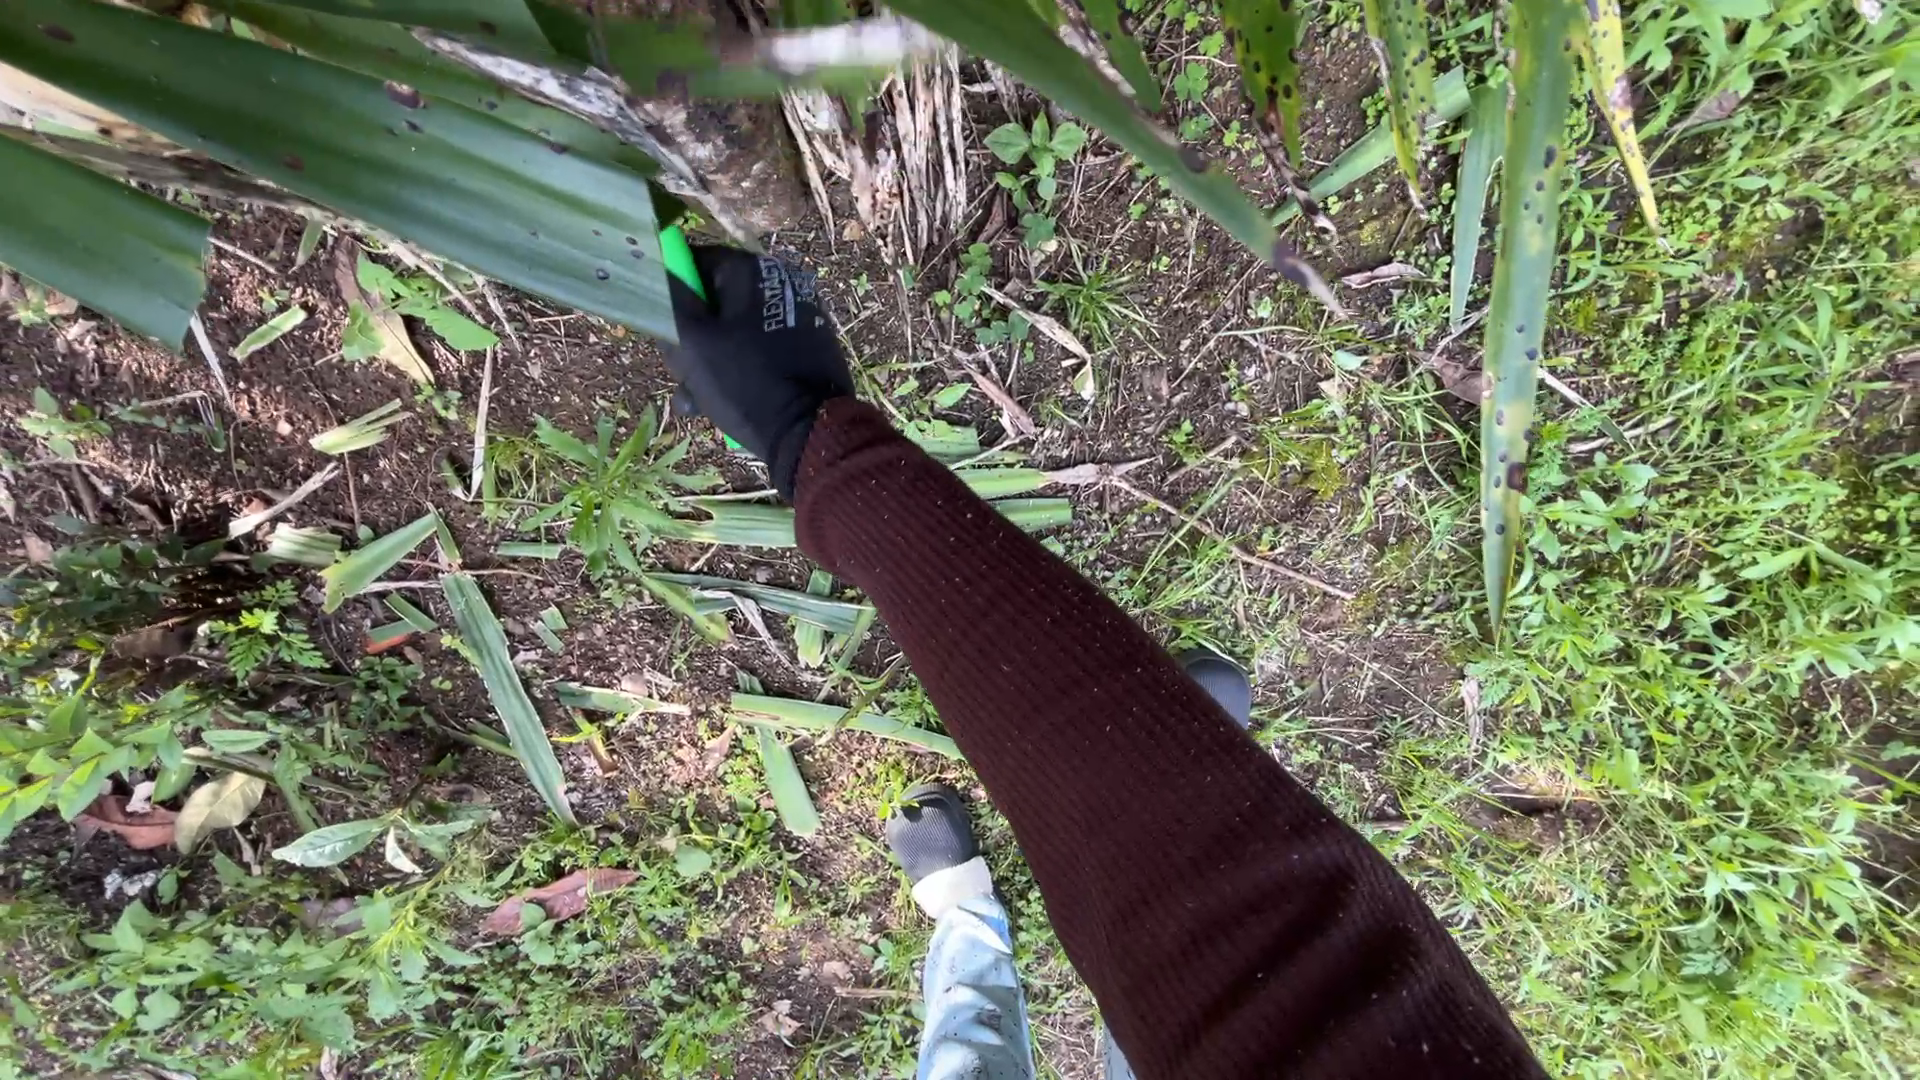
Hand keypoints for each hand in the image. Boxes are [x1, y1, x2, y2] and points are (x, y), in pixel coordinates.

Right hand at [666, 246, 852, 499]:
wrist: (810, 434)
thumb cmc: (744, 382)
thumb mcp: (691, 340)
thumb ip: (666, 297)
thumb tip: (652, 265)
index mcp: (753, 271)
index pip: (694, 262)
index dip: (670, 295)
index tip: (662, 329)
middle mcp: (781, 286)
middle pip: (712, 304)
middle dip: (689, 342)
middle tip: (681, 375)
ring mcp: (799, 319)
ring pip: (732, 335)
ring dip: (706, 367)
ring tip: (696, 402)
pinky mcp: (808, 351)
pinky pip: (758, 354)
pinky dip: (738, 374)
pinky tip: (722, 405)